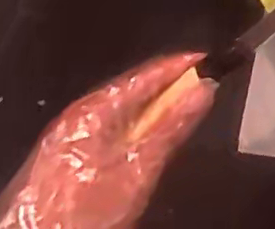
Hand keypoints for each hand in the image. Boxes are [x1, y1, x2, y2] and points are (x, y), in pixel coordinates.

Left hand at [0, 54, 214, 228]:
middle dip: (169, 86)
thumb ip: (173, 126)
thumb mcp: (137, 171)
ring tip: (183, 111)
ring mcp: (66, 138)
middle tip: (203, 88)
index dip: (181, 65)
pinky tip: (148, 140)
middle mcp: (78, 115)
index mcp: (94, 110)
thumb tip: (207, 85)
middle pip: (133, 89)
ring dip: (153, 109)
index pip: (147, 74)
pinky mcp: (61, 161)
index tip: (213, 61)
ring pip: (121, 111)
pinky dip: (134, 128)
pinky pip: (108, 131)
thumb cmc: (85, 215)